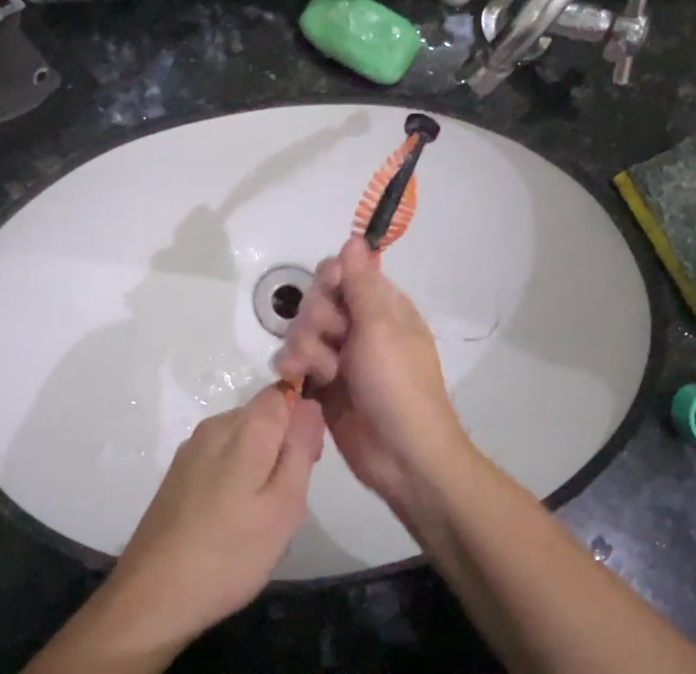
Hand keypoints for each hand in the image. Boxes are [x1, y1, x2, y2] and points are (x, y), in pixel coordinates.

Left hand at [111, 386, 324, 642]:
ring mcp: (191, 450)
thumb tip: (309, 404)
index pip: (282, 391)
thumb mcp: (284, 506)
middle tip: (288, 499)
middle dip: (283, 444)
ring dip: (261, 464)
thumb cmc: (229, 553)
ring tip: (261, 516)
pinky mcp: (178, 474)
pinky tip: (233, 520)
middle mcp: (213, 426)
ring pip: (242, 438)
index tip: (309, 458)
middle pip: (262, 415)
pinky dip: (237, 478)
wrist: (153, 596)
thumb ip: (300, 449)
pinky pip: (221, 458)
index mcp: (242, 428)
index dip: (303, 416)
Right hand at [273, 238, 468, 510]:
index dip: (331, 278)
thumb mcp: (382, 328)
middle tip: (332, 338)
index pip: (345, 273)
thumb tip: (355, 237)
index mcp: (383, 308)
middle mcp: (361, 328)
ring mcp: (341, 359)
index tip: (329, 287)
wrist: (403, 458)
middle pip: (318, 301)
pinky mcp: (323, 387)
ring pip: (303, 332)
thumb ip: (361, 283)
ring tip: (318, 370)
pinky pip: (296, 363)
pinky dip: (293, 366)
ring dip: (304, 347)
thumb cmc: (399, 386)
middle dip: (316, 318)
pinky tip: (293, 375)